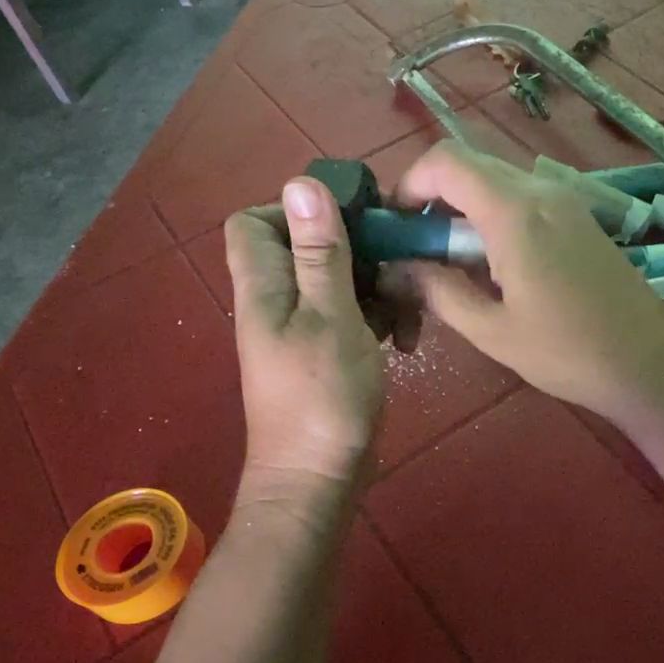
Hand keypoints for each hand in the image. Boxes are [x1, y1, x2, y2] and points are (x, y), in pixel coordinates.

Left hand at [225, 178, 384, 491]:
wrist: (319, 480)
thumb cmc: (324, 397)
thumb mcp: (330, 316)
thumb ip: (320, 252)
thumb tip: (302, 182)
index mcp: (263, 287)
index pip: (252, 222)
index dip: (294, 211)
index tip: (347, 221)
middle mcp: (275, 302)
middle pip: (305, 249)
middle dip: (356, 250)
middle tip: (399, 263)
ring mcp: (301, 330)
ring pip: (336, 283)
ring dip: (376, 287)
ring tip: (411, 312)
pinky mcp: (325, 353)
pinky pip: (349, 315)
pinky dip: (377, 318)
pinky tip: (405, 338)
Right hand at [391, 139, 663, 429]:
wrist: (650, 363)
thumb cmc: (569, 353)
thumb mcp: (493, 331)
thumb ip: (439, 291)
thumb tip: (399, 269)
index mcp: (516, 212)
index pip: (447, 160)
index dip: (410, 183)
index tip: (396, 226)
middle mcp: (542, 191)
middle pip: (471, 165)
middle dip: (433, 197)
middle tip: (417, 248)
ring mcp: (567, 201)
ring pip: (498, 180)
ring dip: (464, 207)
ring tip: (452, 262)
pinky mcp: (581, 217)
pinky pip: (524, 198)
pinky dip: (495, 215)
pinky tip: (494, 265)